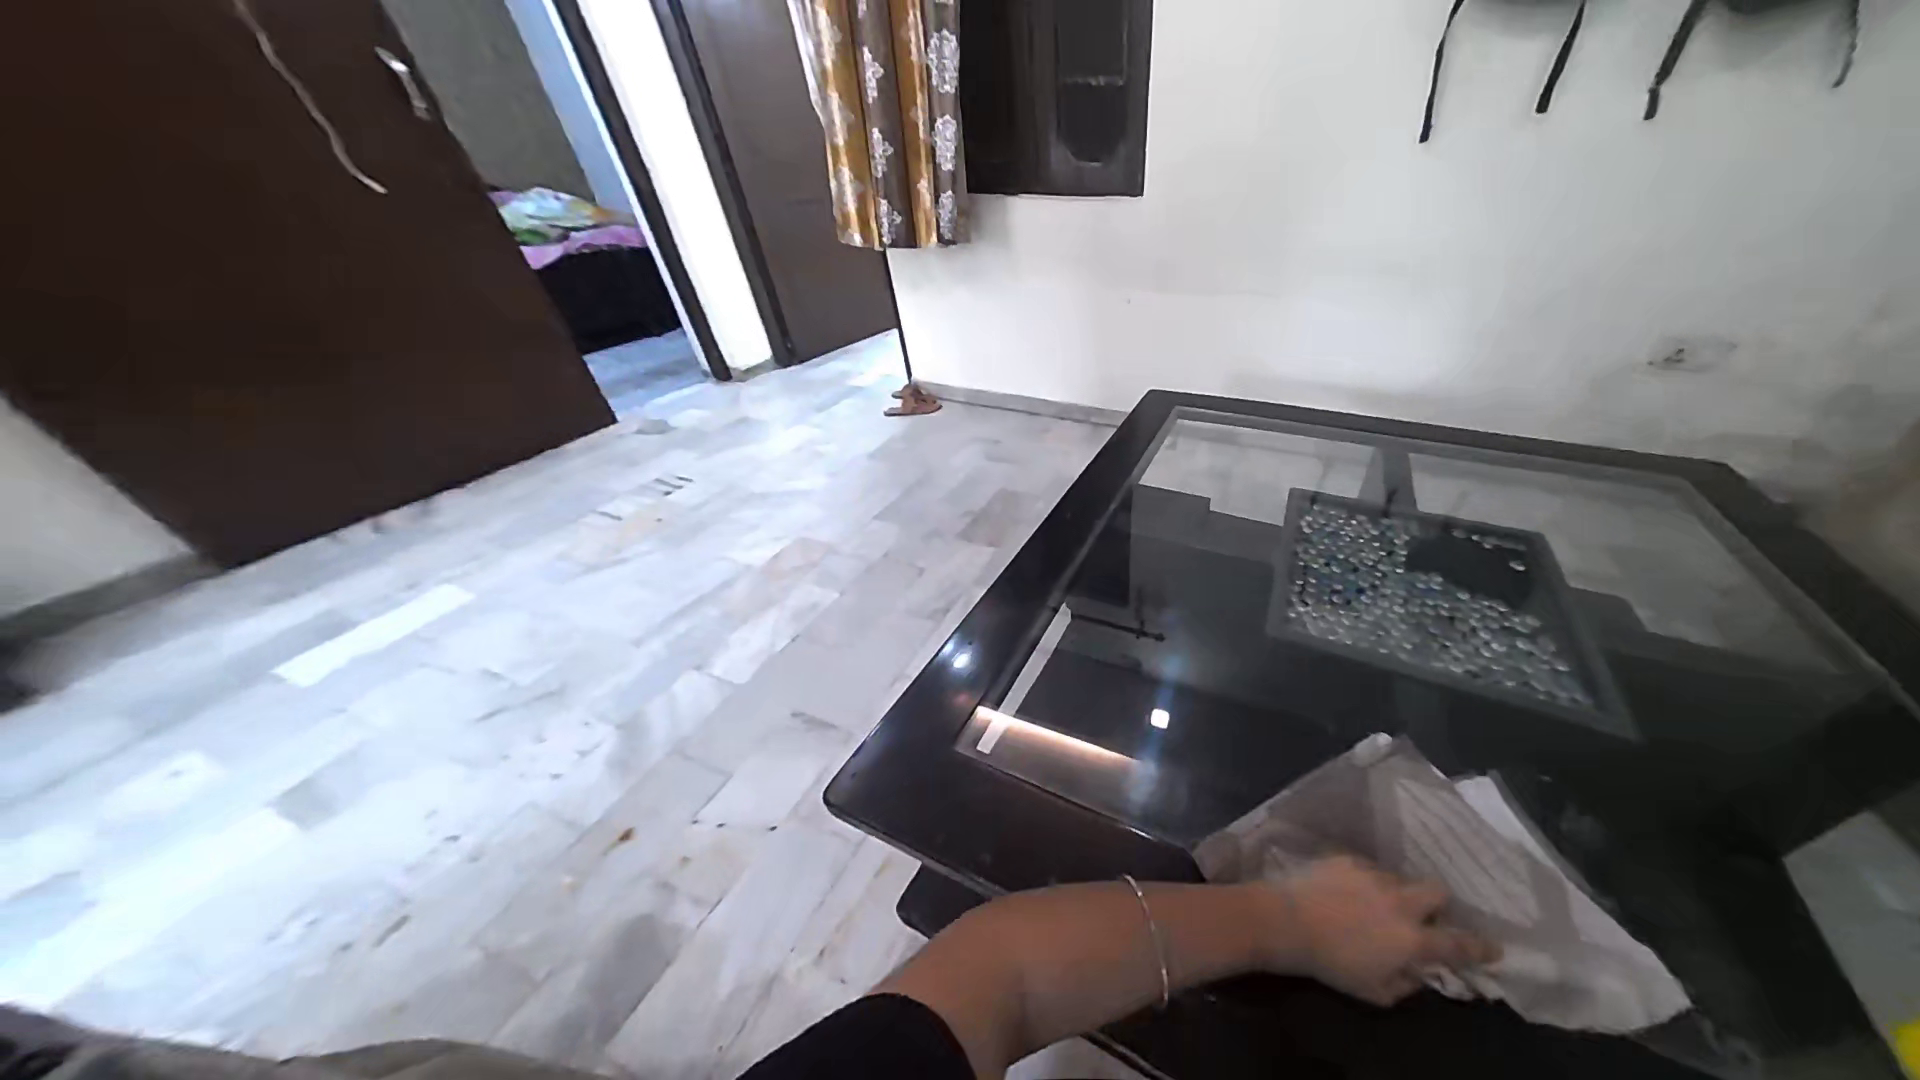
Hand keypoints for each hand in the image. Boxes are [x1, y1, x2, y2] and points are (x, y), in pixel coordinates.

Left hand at [1262, 855, 1498, 1006]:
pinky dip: (1366, 879)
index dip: (1481, 947)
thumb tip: (1419, 971)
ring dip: (1397, 891)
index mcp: (1412, 938)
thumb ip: (1407, 983)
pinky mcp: (1346, 859)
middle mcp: (1400, 902)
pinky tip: (1349, 888)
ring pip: (1400, 878)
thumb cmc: (1331, 963)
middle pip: (1438, 891)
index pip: (1460, 943)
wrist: (1287, 921)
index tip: (1494, 947)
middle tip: (1425, 913)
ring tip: (1375, 901)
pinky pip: (1368, 867)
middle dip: (1439, 902)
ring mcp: (1372, 875)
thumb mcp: (1377, 992)